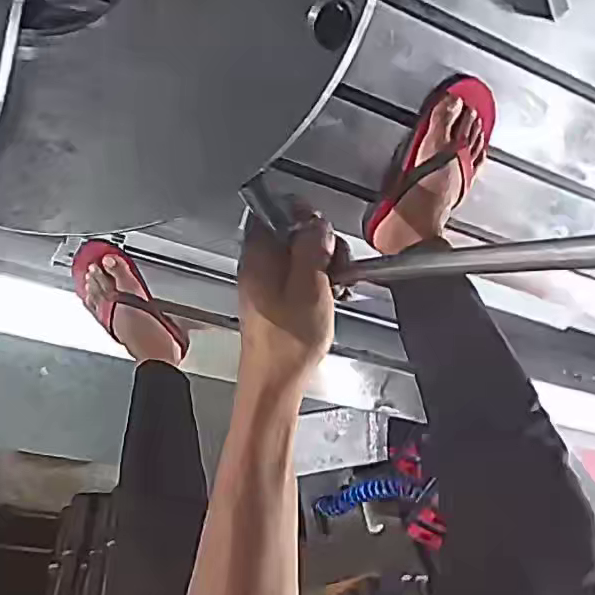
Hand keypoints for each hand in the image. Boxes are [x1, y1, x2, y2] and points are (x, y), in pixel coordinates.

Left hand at [237, 208, 341, 394]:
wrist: (275, 382)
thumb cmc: (287, 342)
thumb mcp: (310, 286)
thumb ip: (313, 247)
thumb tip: (317, 222)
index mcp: (259, 256)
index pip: (277, 211)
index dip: (306, 217)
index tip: (327, 234)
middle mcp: (257, 267)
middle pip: (291, 235)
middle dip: (320, 245)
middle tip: (336, 267)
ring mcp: (264, 286)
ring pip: (297, 259)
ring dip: (322, 268)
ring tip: (336, 288)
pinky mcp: (274, 305)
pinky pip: (297, 282)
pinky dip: (316, 286)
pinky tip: (328, 301)